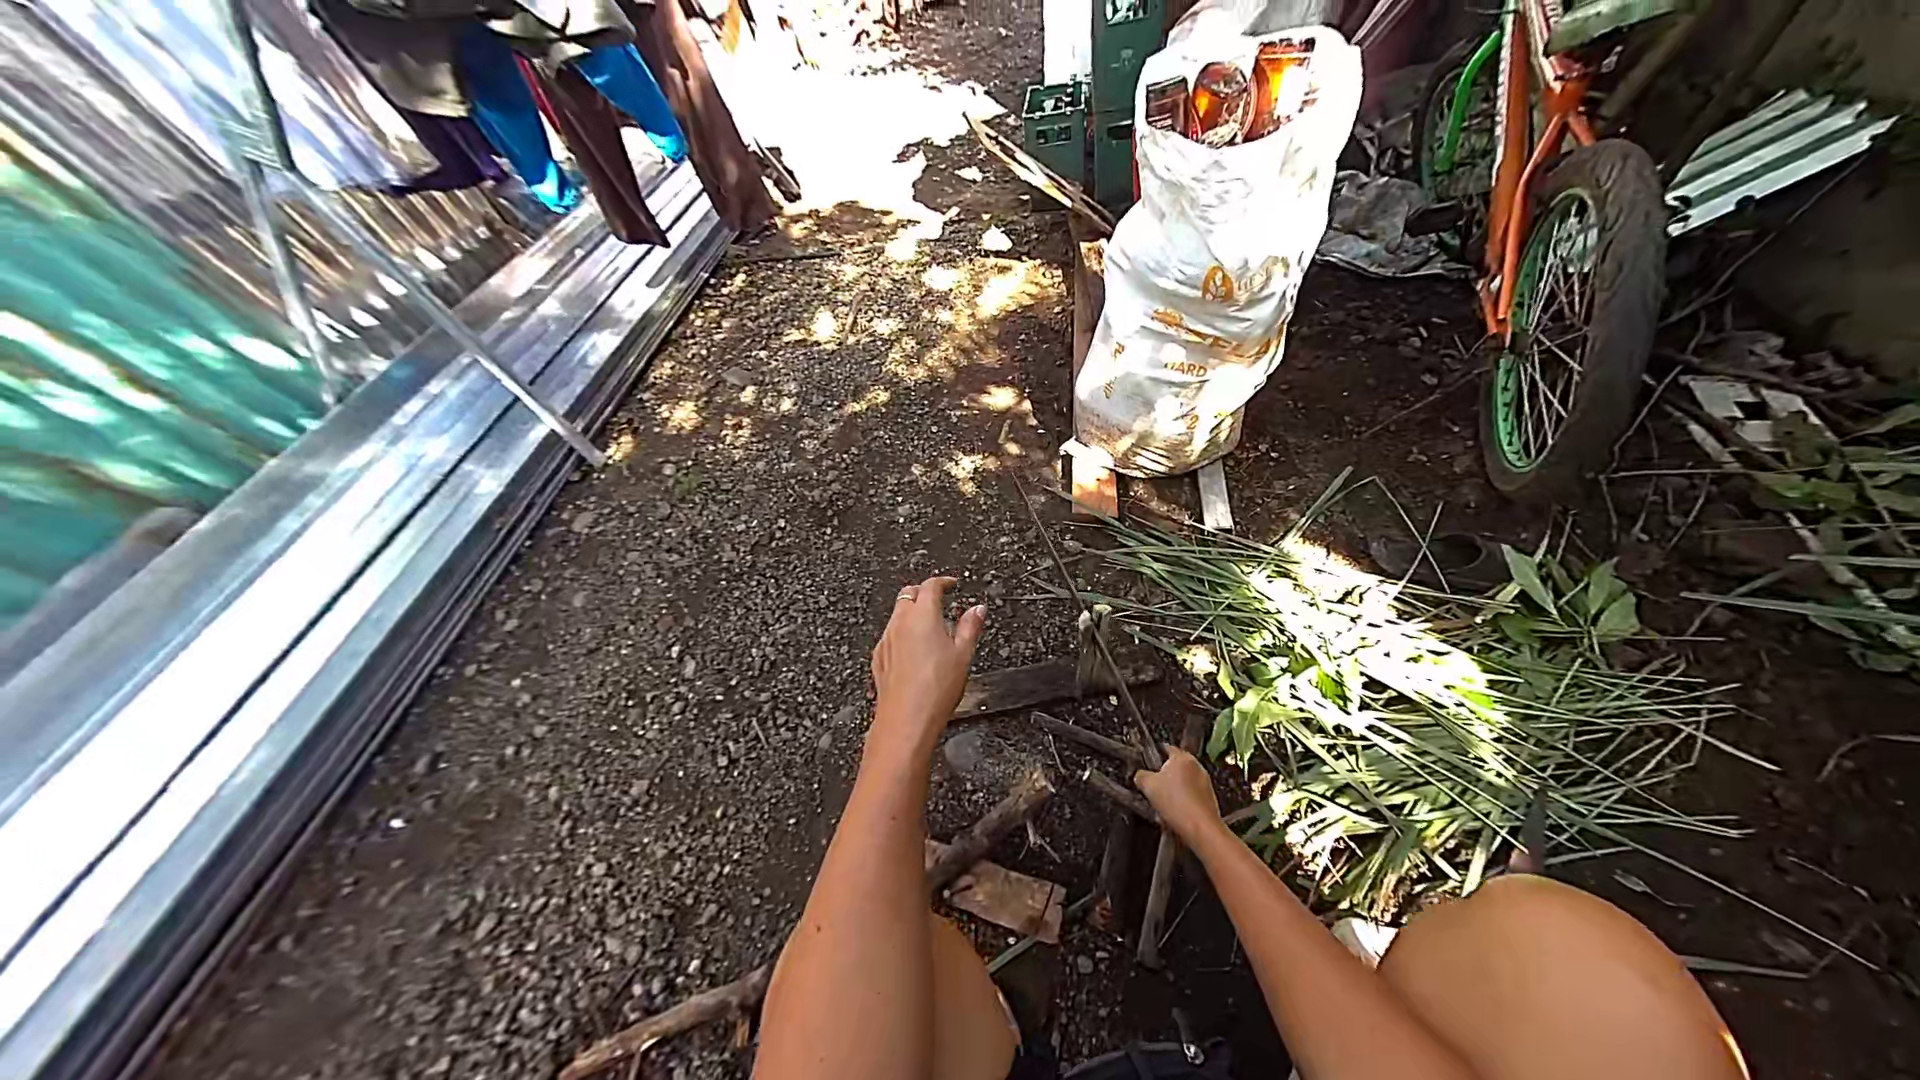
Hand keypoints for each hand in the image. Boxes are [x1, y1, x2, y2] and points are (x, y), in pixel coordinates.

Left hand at [869, 577, 985, 756]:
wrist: (906, 719)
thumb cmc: (935, 689)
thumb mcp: (963, 654)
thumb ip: (970, 626)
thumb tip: (977, 609)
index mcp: (923, 616)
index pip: (931, 586)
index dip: (943, 582)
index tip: (952, 584)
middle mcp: (900, 623)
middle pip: (908, 594)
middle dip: (924, 592)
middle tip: (940, 600)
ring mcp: (886, 640)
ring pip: (897, 615)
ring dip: (912, 613)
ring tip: (931, 628)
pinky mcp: (879, 658)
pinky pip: (890, 635)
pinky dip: (902, 633)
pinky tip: (915, 650)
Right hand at [1134, 747, 1222, 845]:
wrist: (1200, 829)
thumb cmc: (1176, 803)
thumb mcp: (1147, 785)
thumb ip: (1140, 776)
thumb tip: (1140, 776)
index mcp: (1183, 757)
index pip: (1165, 748)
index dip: (1153, 755)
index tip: (1146, 763)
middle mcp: (1197, 767)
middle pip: (1175, 766)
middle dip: (1163, 776)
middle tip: (1152, 787)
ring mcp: (1205, 783)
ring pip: (1183, 782)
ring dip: (1173, 790)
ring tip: (1163, 803)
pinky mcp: (1210, 800)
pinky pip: (1191, 796)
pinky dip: (1183, 802)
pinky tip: (1175, 813)